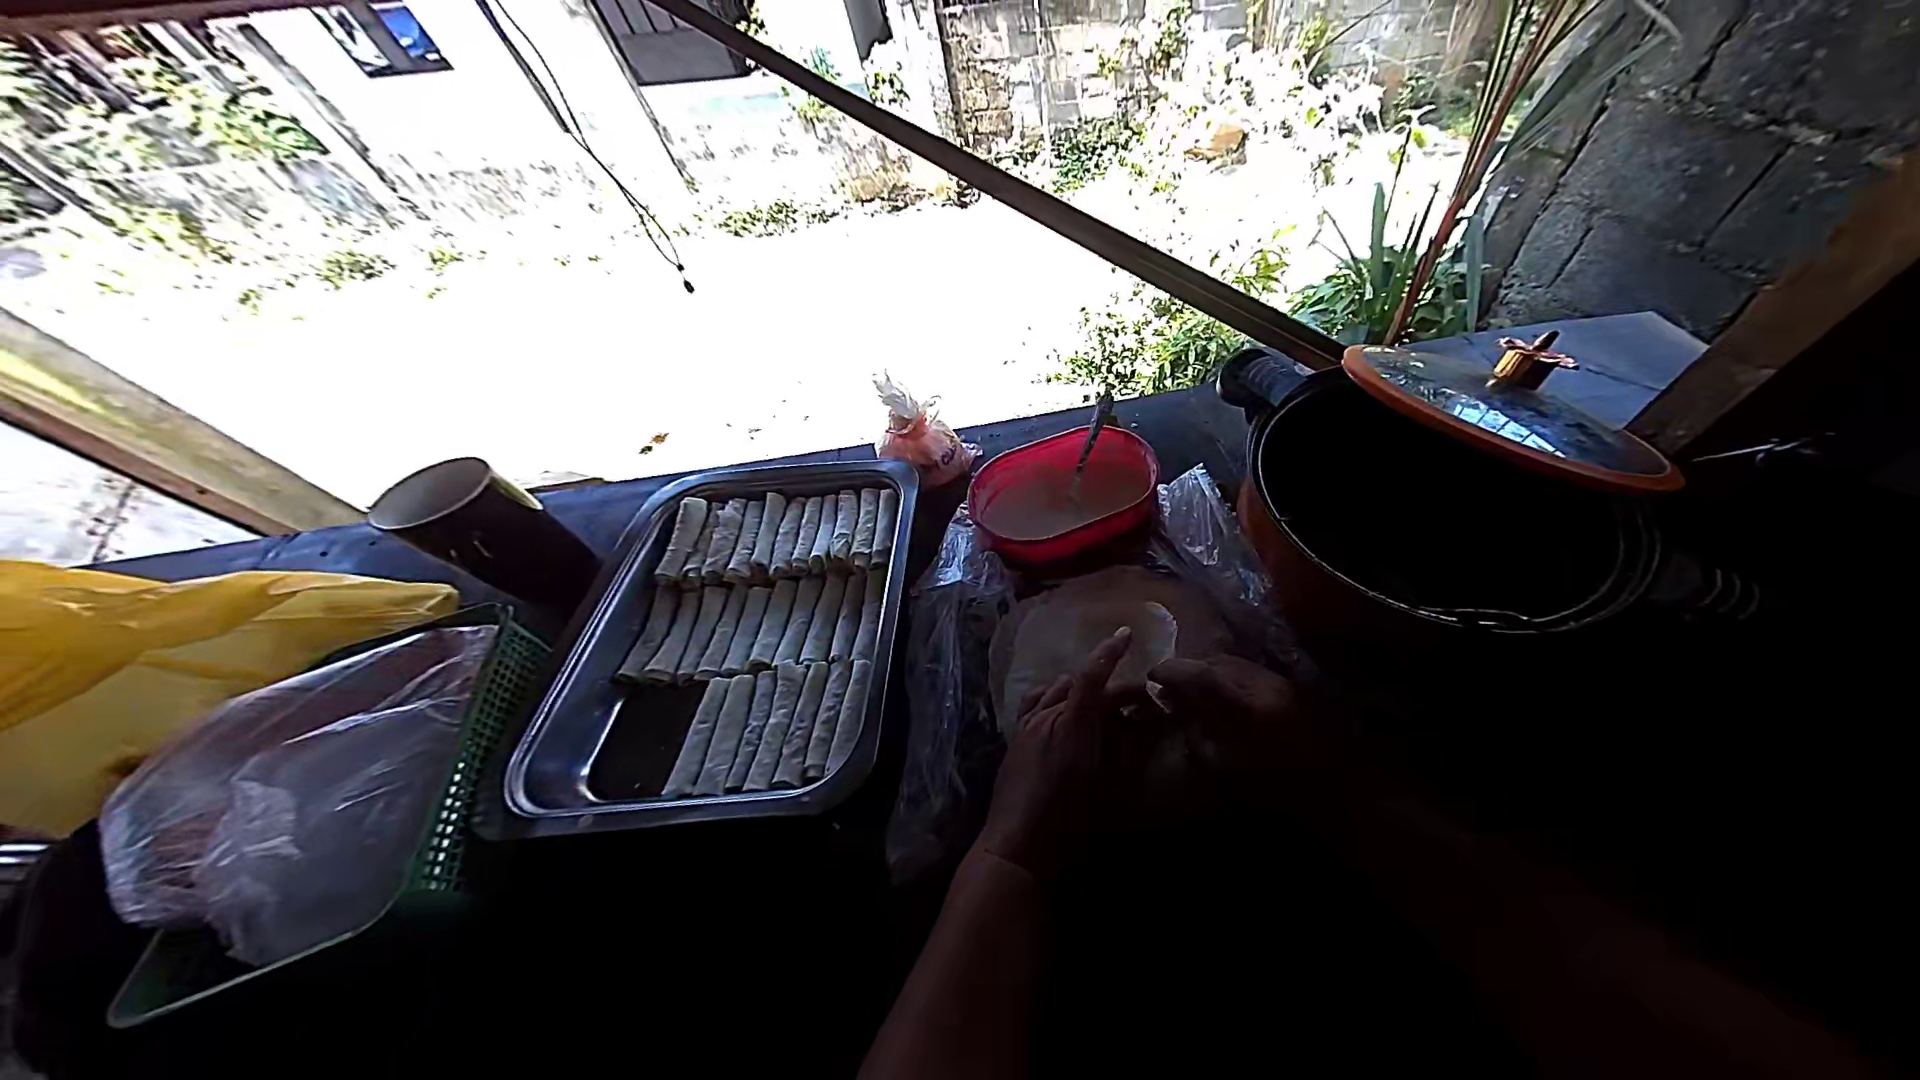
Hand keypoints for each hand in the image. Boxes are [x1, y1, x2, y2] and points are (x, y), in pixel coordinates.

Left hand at [976, 627, 1152, 881]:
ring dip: (1081, 690)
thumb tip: (1138, 726)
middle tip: (1137, 704)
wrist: (1017, 849)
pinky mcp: (1016, 740)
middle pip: (1079, 685)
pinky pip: (1036, 704)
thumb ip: (1125, 752)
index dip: (1110, 652)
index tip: (1126, 634)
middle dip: (1109, 685)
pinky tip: (1064, 713)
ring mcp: (1026, 727)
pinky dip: (1055, 699)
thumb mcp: (1111, 791)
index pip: (1092, 676)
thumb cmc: (1071, 827)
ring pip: (1056, 691)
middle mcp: (1046, 716)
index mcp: (1072, 725)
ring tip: (1102, 705)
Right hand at [1145, 655, 1306, 773]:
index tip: (1153, 675)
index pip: (1202, 674)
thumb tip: (1177, 707)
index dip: (1173, 671)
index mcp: (1246, 704)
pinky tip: (1220, 695)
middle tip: (1168, 685)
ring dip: (1206, 672)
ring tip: (1191, 690)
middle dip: (1187, 670)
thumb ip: (1198, 731)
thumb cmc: (1272, 782)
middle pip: (1216, 663)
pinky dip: (1226, 678)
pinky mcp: (1287, 687)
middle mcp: (1262, 684)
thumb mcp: (1224, 763)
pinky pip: (1246, 672)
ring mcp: (1277, 683)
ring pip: (1231, 664)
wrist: (1327, 786)